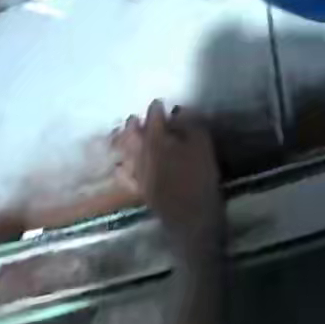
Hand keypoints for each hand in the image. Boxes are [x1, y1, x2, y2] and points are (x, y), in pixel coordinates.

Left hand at [112, 99, 226, 265]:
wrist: (192, 222)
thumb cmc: (201, 180)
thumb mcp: (204, 147)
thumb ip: (191, 126)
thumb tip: (178, 112)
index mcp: (158, 143)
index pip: (153, 120)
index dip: (155, 109)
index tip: (159, 102)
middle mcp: (143, 158)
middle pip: (133, 137)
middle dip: (134, 125)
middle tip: (137, 117)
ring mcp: (139, 176)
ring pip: (125, 155)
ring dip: (124, 143)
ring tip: (125, 135)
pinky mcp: (140, 192)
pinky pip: (125, 176)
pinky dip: (122, 168)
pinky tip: (120, 166)